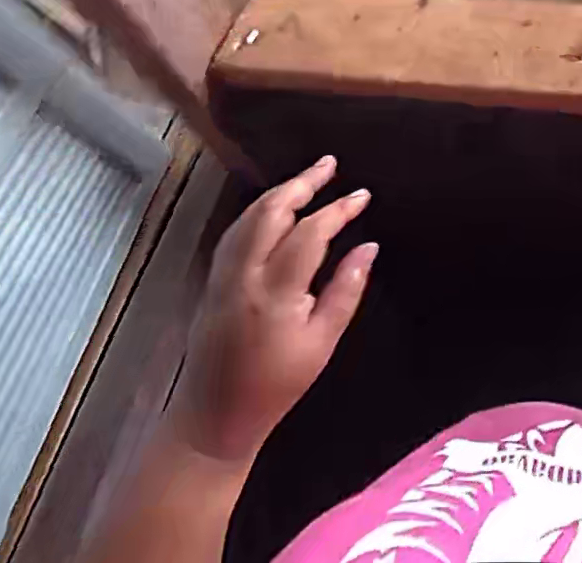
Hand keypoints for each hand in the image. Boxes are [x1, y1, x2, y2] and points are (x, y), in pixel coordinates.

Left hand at [164, 155, 377, 462]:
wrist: (213, 418)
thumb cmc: (276, 385)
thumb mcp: (322, 343)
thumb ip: (346, 290)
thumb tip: (369, 246)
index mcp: (275, 293)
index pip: (310, 233)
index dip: (338, 210)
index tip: (361, 196)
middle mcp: (244, 274)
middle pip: (271, 211)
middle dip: (303, 182)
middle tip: (329, 164)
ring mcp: (222, 273)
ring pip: (249, 216)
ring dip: (280, 191)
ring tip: (309, 177)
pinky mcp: (212, 278)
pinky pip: (236, 230)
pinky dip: (259, 209)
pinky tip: (275, 205)